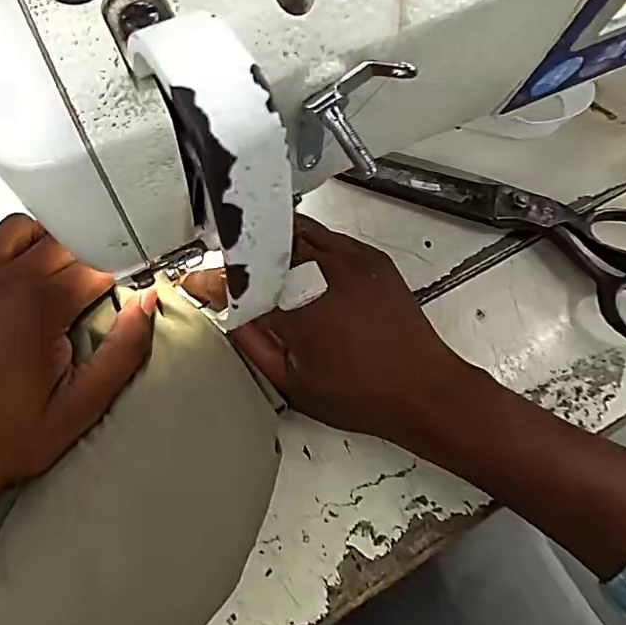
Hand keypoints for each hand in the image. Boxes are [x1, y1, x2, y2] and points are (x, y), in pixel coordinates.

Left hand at [0, 214, 156, 537]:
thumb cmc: (3, 438)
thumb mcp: (84, 404)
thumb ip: (125, 350)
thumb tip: (145, 306)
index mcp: (36, 306)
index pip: (97, 264)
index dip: (125, 275)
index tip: (133, 291)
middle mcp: (2, 284)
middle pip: (67, 239)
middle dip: (96, 257)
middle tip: (107, 292)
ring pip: (30, 228)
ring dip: (58, 243)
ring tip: (73, 279)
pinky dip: (21, 244)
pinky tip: (34, 275)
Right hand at [187, 216, 485, 444]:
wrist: (423, 388)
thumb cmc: (367, 394)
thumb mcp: (293, 383)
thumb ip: (252, 343)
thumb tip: (230, 317)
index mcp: (299, 306)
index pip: (241, 278)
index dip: (213, 279)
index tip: (202, 285)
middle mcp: (325, 273)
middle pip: (267, 242)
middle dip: (245, 256)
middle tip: (239, 279)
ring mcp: (352, 261)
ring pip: (298, 231)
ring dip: (276, 247)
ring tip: (275, 276)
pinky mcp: (372, 259)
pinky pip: (329, 238)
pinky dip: (309, 248)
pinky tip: (309, 275)